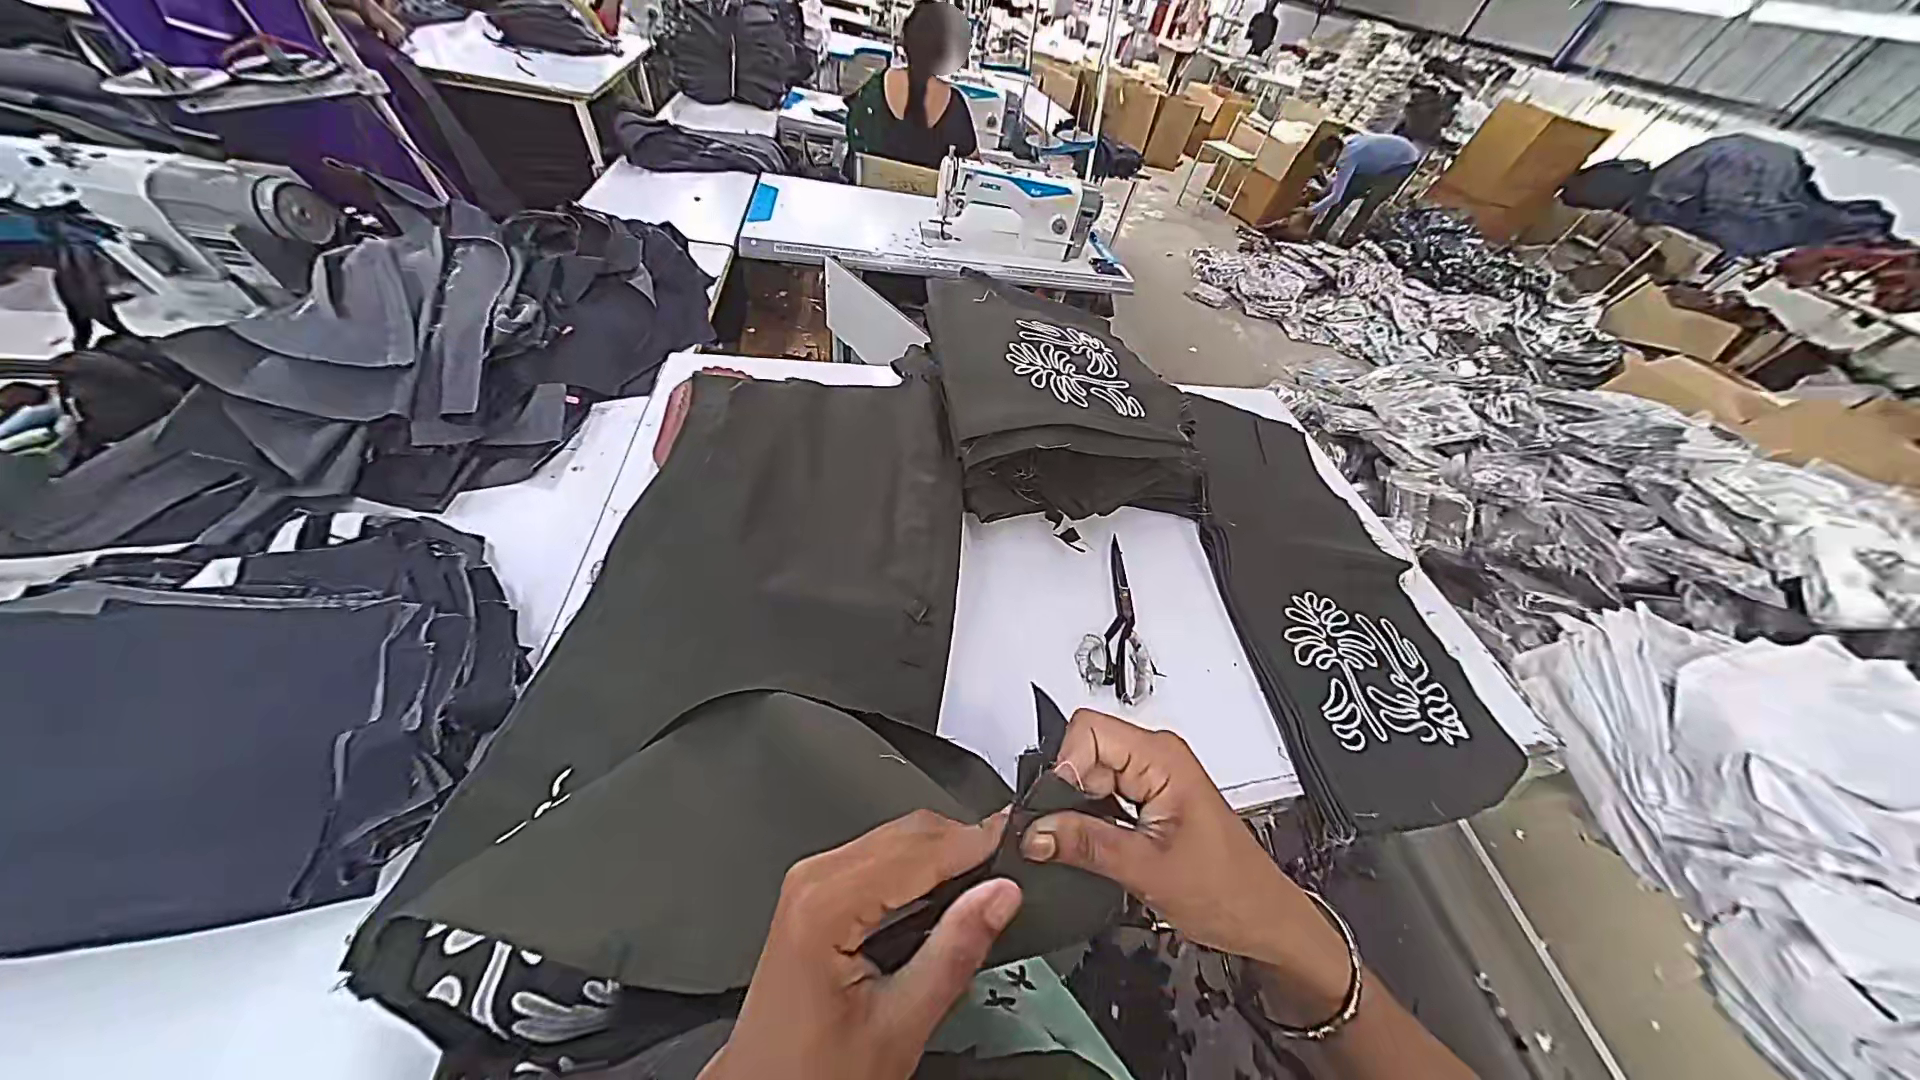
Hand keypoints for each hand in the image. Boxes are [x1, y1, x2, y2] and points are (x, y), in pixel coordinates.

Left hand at [700, 811, 1022, 1079]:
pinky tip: (944, 885)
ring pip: (897, 834)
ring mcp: (812, 877)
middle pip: (908, 831)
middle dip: (962, 842)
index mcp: (824, 905)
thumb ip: (954, 951)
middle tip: (1008, 863)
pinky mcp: (819, 885)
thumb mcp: (898, 1024)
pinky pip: (881, 851)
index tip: (1015, 840)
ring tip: (985, 877)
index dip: (974, 841)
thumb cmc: (813, 1071)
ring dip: (944, 849)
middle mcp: (813, 878)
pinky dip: (920, 861)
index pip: (918, 849)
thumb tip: (1000, 894)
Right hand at [1018, 709, 1351, 1022]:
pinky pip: (1100, 786)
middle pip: (1083, 747)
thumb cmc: (1231, 892)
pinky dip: (1089, 813)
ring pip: (1087, 769)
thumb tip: (1036, 831)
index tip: (1058, 809)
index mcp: (1162, 757)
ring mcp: (1150, 771)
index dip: (1066, 767)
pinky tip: (1100, 840)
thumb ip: (1084, 844)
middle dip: (1070, 790)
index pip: (1088, 730)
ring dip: (1080, 805)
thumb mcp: (1147, 870)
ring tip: (1096, 843)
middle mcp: (1155, 754)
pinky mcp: (1145, 790)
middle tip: (1071, 833)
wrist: (1263, 919)